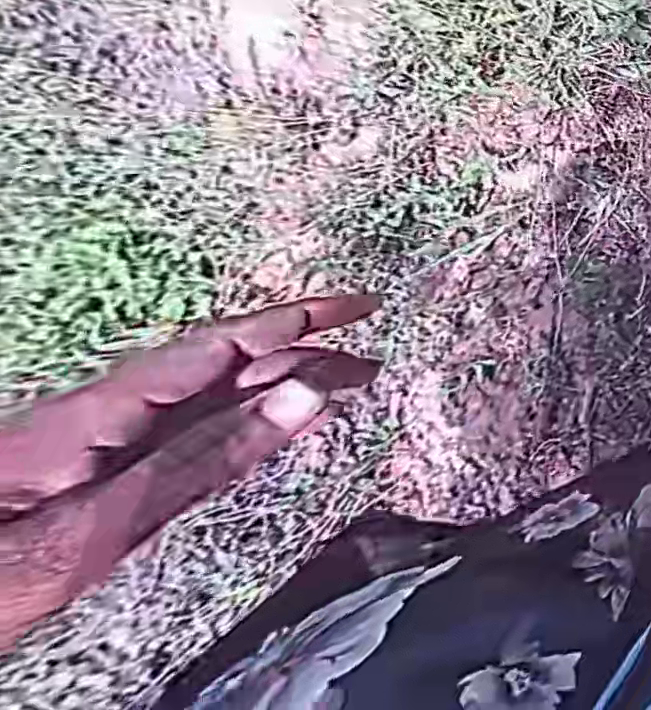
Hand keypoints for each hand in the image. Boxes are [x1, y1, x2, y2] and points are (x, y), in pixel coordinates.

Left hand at [0, 295, 381, 649]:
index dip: (295, 319)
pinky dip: (252, 421)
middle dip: (303, 358)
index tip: (362, 306)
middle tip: (372, 366)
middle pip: (221, 370)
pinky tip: (287, 420)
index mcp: (89, 417)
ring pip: (211, 400)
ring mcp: (94, 450)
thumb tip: (309, 391)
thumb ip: (205, 459)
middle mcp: (97, 420)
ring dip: (284, 388)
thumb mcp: (91, 532)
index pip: (217, 347)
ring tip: (345, 388)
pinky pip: (192, 435)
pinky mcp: (93, 480)